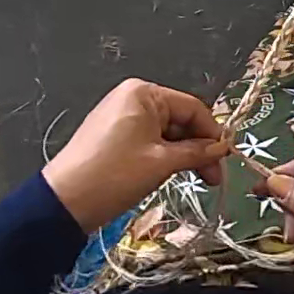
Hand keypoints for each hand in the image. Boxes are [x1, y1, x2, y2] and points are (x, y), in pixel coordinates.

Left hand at [43, 79, 230, 231]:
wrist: (65, 201)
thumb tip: (222, 148)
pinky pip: (150, 138)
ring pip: (166, 131)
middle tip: (213, 178)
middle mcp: (132, 96)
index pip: (192, 107)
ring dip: (184, 153)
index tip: (227, 159)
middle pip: (179, 118)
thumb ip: (196, 152)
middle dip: (199, 147)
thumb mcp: (162, 162)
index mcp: (143, 92)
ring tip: (199, 180)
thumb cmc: (115, 174)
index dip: (213, 133)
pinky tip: (175, 173)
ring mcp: (122, 114)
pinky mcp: (115, 133)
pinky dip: (165, 155)